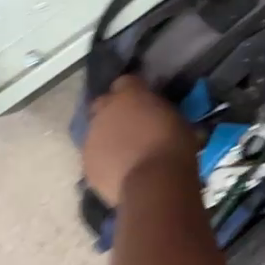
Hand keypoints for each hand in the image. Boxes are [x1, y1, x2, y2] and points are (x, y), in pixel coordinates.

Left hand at [84, 76, 196, 206]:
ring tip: (127, 152)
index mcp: (129, 94)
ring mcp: (92, 138)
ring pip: (97, 131)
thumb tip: (158, 115)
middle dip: (114, 110)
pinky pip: (95, 156)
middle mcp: (105, 111)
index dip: (135, 90)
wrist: (154, 183)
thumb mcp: (177, 120)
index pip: (126, 81)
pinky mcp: (87, 164)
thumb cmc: (174, 145)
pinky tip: (121, 170)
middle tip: (132, 124)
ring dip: (109, 136)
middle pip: (103, 103)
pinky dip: (105, 159)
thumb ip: (160, 112)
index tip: (146, 100)